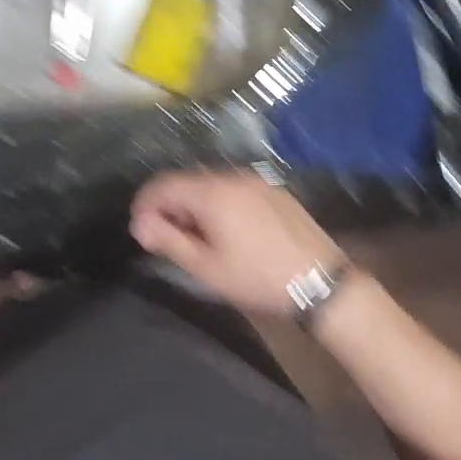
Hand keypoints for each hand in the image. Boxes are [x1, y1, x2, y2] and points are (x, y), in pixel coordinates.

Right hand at [130, 171, 345, 315]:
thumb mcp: (206, 267)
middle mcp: (233, 176)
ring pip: (211, 185)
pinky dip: (220, 204)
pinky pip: (235, 189)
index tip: (141, 232)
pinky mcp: (275, 191)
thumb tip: (139, 225)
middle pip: (187, 181)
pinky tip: (227, 232)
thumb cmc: (257, 278)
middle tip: (166, 239)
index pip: (163, 184)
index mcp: (212, 192)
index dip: (144, 205)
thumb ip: (168, 240)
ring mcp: (257, 181)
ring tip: (196, 238)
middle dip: (169, 206)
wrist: (321, 283)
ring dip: (194, 206)